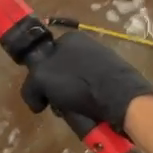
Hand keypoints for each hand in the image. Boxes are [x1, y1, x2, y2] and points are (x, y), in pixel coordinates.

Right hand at [19, 32, 152, 130]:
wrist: (120, 97)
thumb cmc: (78, 82)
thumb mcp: (41, 79)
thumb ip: (31, 86)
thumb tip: (37, 99)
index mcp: (70, 38)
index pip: (46, 56)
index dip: (40, 76)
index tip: (43, 93)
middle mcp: (88, 47)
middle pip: (61, 73)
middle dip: (57, 92)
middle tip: (59, 105)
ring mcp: (104, 62)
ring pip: (76, 86)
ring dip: (72, 102)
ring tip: (76, 113)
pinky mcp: (116, 79)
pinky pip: (93, 93)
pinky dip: (88, 105)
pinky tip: (90, 114)